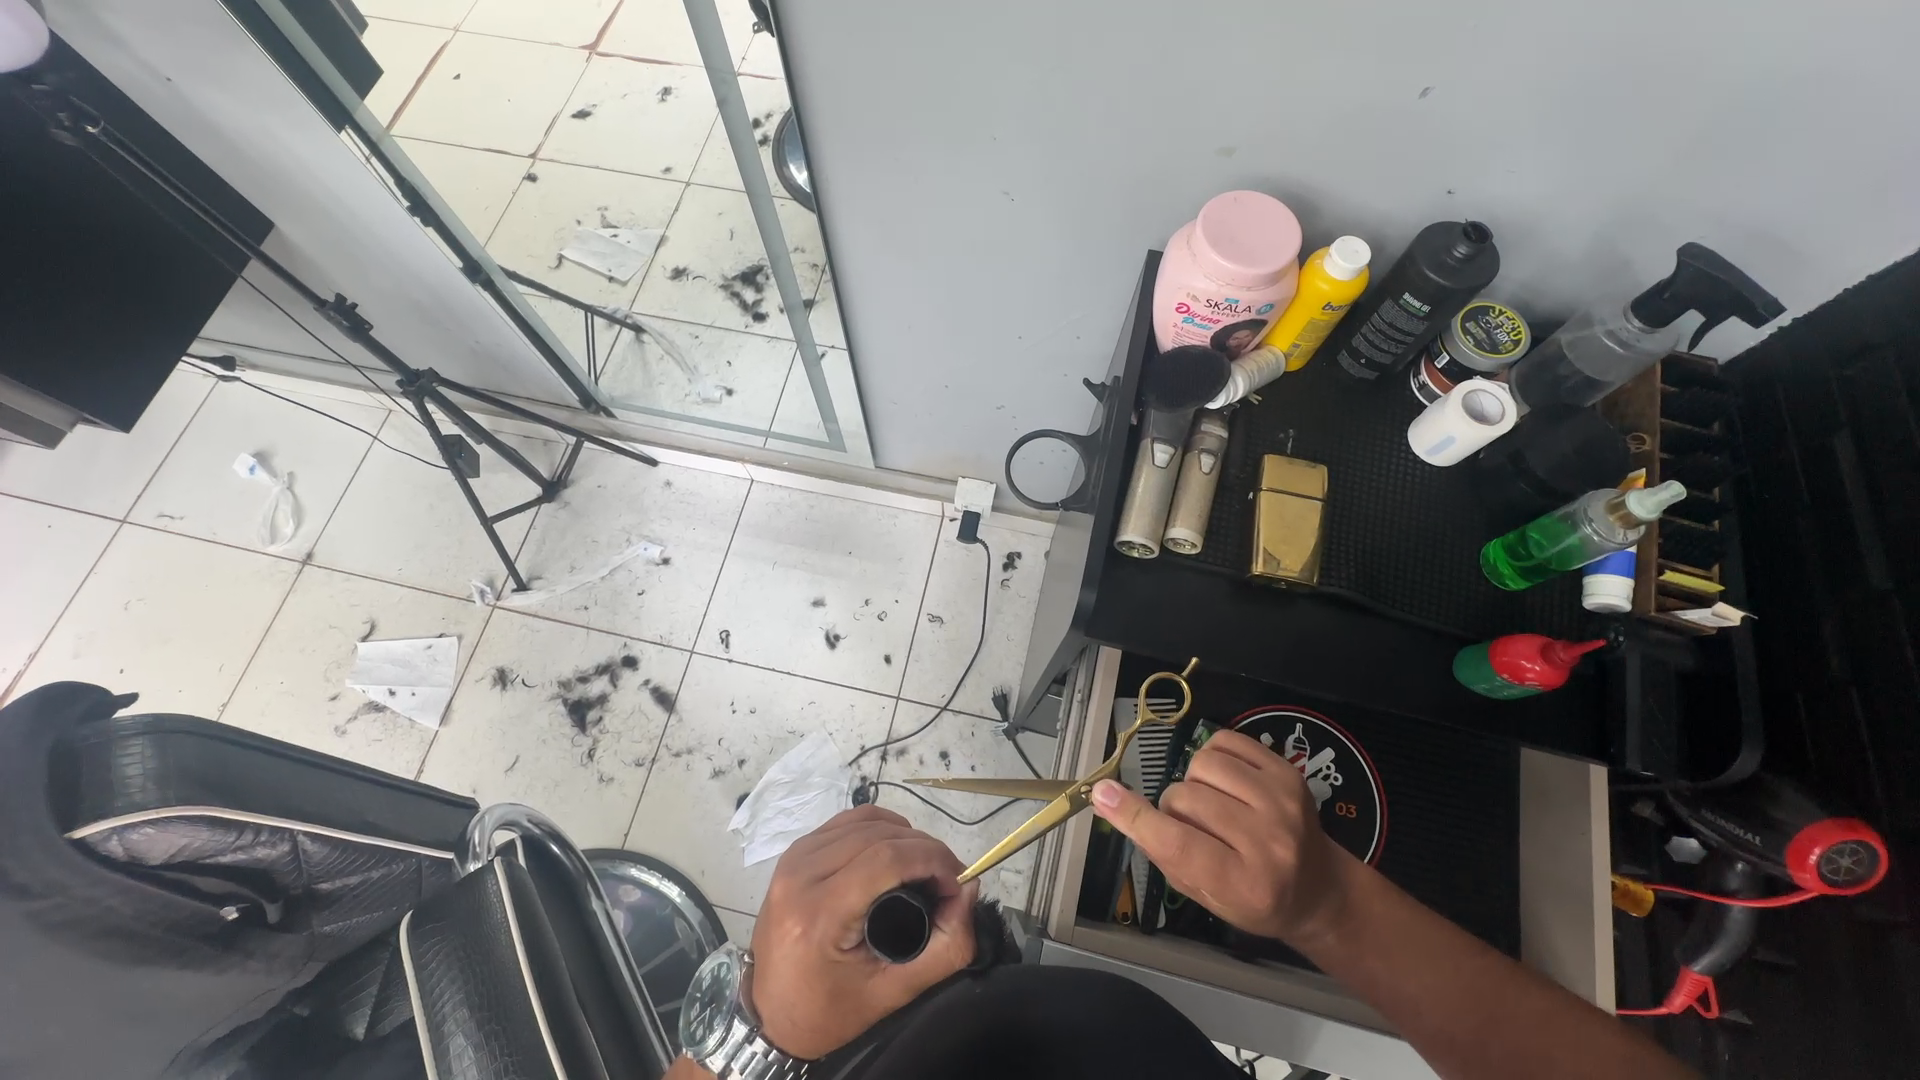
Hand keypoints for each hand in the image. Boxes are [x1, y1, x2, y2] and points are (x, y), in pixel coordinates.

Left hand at [749, 805, 977, 1059]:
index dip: (932, 859)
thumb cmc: (831, 1011)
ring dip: (905, 836)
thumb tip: (969, 888)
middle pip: (879, 835)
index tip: (957, 882)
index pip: (886, 858)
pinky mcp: (794, 853)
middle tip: (948, 878)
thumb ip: (945, 947)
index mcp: (817, 914)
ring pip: (865, 821)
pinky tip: (895, 851)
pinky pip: (847, 821)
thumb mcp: (894, 992)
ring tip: (925, 868)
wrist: (771, 1015)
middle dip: (925, 849)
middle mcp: (799, 876)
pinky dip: (880, 827)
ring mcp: (793, 859)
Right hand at [1091, 728, 1348, 943]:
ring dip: (1194, 782)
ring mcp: (1282, 801)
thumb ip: (1156, 847)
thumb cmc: (1253, 900)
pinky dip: (1213, 756)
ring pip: (1202, 765)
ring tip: (1212, 803)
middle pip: (1184, 798)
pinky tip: (1225, 781)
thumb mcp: (1201, 892)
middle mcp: (1268, 841)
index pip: (1177, 842)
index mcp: (1244, 884)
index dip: (1134, 817)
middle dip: (1174, 808)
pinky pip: (1225, 741)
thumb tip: (1106, 800)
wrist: (1319, 889)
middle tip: (1193, 826)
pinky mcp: (1288, 772)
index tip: (1102, 793)